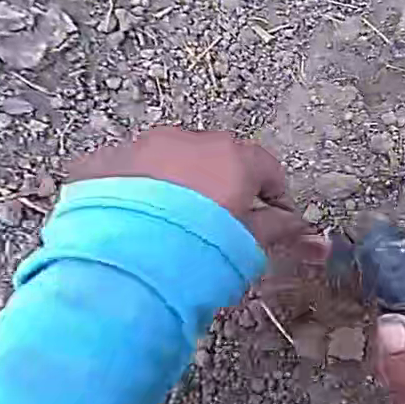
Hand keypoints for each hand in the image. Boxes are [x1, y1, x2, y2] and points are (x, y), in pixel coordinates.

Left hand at [67, 127, 305, 250]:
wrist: (128, 262)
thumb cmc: (199, 248)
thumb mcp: (250, 243)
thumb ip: (279, 229)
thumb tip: (300, 228)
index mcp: (233, 157)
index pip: (268, 170)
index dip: (274, 198)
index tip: (273, 220)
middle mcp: (189, 141)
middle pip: (218, 161)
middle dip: (224, 187)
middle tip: (222, 225)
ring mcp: (143, 147)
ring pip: (172, 162)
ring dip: (180, 185)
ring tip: (175, 226)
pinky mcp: (104, 162)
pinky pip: (130, 171)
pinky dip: (139, 190)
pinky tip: (139, 222)